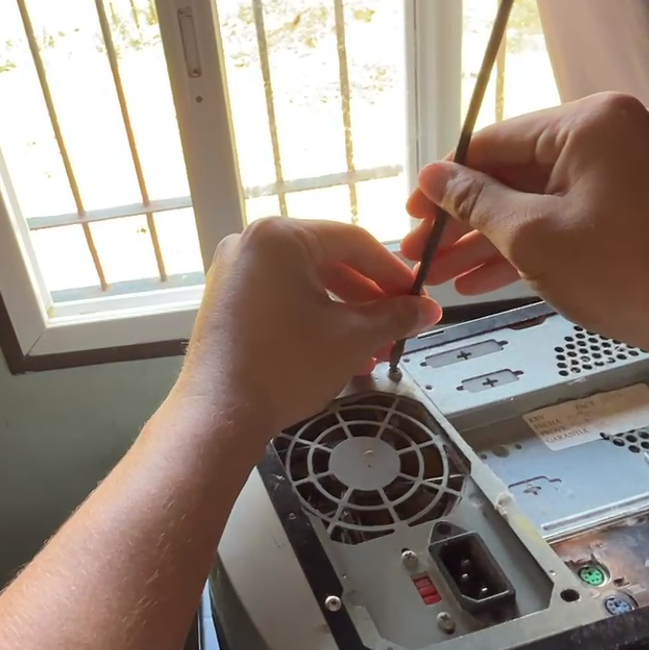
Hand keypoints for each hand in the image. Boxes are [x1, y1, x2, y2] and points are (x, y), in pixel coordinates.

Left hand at [177, 219, 441, 438]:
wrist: (220, 413)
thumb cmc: (286, 366)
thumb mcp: (352, 338)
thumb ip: (394, 317)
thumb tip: (428, 310)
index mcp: (279, 236)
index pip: (353, 241)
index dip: (393, 271)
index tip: (418, 298)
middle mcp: (249, 243)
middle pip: (327, 260)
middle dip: (368, 298)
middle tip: (398, 325)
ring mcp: (232, 271)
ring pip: (304, 282)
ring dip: (343, 312)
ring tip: (374, 348)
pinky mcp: (224, 300)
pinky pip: (279, 296)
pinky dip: (311, 316)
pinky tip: (338, 350)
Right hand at [399, 92, 648, 361]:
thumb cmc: (625, 272)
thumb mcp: (531, 236)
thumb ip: (474, 201)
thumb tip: (430, 176)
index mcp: (587, 123)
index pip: (492, 143)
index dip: (443, 183)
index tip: (408, 216)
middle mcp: (608, 134)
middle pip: (511, 174)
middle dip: (462, 221)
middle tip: (419, 255)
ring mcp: (624, 171)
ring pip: (534, 202)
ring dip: (487, 240)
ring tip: (441, 277)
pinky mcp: (633, 206)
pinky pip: (564, 217)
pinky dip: (526, 246)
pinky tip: (481, 280)